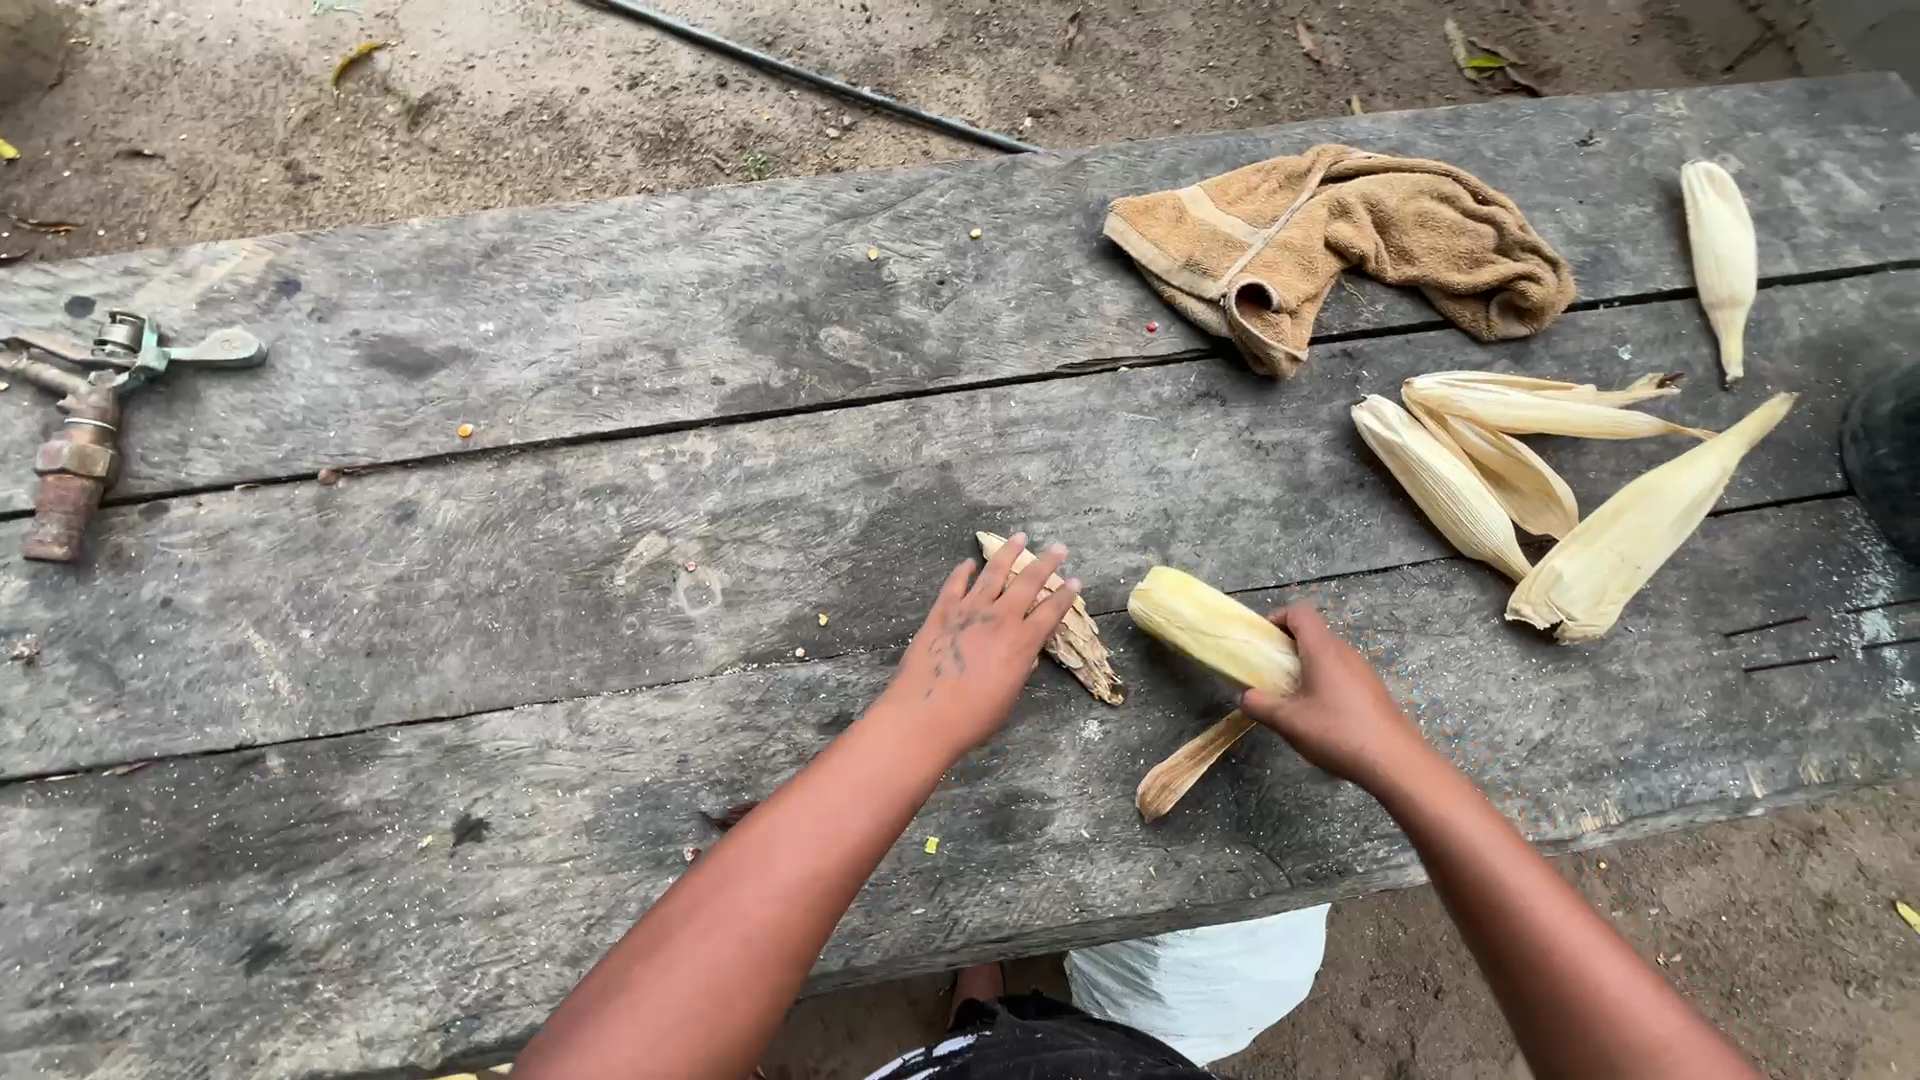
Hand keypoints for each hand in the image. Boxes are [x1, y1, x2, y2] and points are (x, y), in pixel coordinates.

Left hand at [872, 533, 1079, 755]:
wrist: (926, 715)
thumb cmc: (973, 717)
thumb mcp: (1009, 697)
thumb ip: (1019, 670)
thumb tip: (1026, 655)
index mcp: (1022, 643)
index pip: (1051, 612)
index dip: (1065, 596)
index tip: (1075, 581)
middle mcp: (999, 619)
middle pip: (1028, 583)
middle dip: (1046, 563)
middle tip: (1058, 548)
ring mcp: (968, 611)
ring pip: (993, 573)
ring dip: (1008, 554)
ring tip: (1020, 538)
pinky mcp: (941, 612)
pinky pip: (955, 584)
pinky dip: (963, 571)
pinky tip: (969, 562)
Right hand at [1237, 604, 1437, 791]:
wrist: (1397, 764)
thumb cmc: (1338, 733)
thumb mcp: (1288, 722)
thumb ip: (1260, 705)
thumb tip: (1245, 696)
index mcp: (1323, 650)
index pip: (1301, 612)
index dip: (1278, 618)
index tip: (1263, 641)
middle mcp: (1345, 653)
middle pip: (1313, 633)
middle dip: (1287, 647)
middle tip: (1270, 672)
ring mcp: (1363, 672)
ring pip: (1328, 655)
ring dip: (1305, 666)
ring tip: (1292, 697)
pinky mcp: (1373, 691)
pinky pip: (1341, 673)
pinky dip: (1323, 682)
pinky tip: (1320, 714)